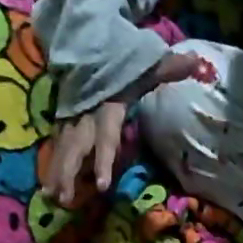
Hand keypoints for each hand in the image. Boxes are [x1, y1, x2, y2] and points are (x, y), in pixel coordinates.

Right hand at [45, 51, 207, 204]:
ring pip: (62, 151)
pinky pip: (56, 148)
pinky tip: (46, 188)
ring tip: (50, 199)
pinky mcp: (62, 123)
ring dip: (56, 175)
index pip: (106, 139)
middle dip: (68, 175)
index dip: (103, 161)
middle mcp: (86, 118)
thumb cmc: (121, 63)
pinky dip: (51, 168)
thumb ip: (168, 68)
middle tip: (64, 200)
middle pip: (75, 150)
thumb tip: (196, 63)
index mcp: (107, 109)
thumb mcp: (146, 64)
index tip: (101, 186)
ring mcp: (71, 121)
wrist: (89, 42)